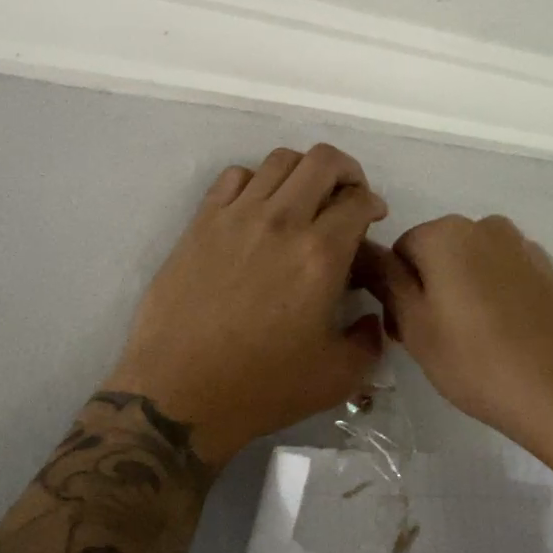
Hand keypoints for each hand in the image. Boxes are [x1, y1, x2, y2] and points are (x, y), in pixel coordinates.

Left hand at [103, 144, 388, 464]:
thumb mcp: (336, 378)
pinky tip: (257, 207)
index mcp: (320, 254)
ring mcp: (237, 215)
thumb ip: (368, 341)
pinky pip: (235, 175)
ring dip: (302, 171)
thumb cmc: (261, 387)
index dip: (372, 203)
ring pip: (279, 160)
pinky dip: (255, 180)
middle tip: (345, 196)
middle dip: (346, 170)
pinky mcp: (202, 220)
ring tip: (303, 197)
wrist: (179, 391)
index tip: (371, 217)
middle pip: (322, 161)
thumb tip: (370, 316)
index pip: (357, 200)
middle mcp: (282, 221)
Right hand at [358, 215, 552, 442]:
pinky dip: (506, 302)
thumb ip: (385, 280)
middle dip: (433, 289)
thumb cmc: (479, 361)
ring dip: (470, 294)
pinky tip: (514, 343)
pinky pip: (515, 281)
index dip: (396, 292)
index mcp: (447, 233)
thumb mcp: (415, 326)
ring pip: (480, 266)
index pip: (401, 250)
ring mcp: (528, 249)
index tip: (406, 332)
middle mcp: (488, 227)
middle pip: (442, 253)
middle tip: (438, 343)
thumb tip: (365, 248)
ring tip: (479, 347)